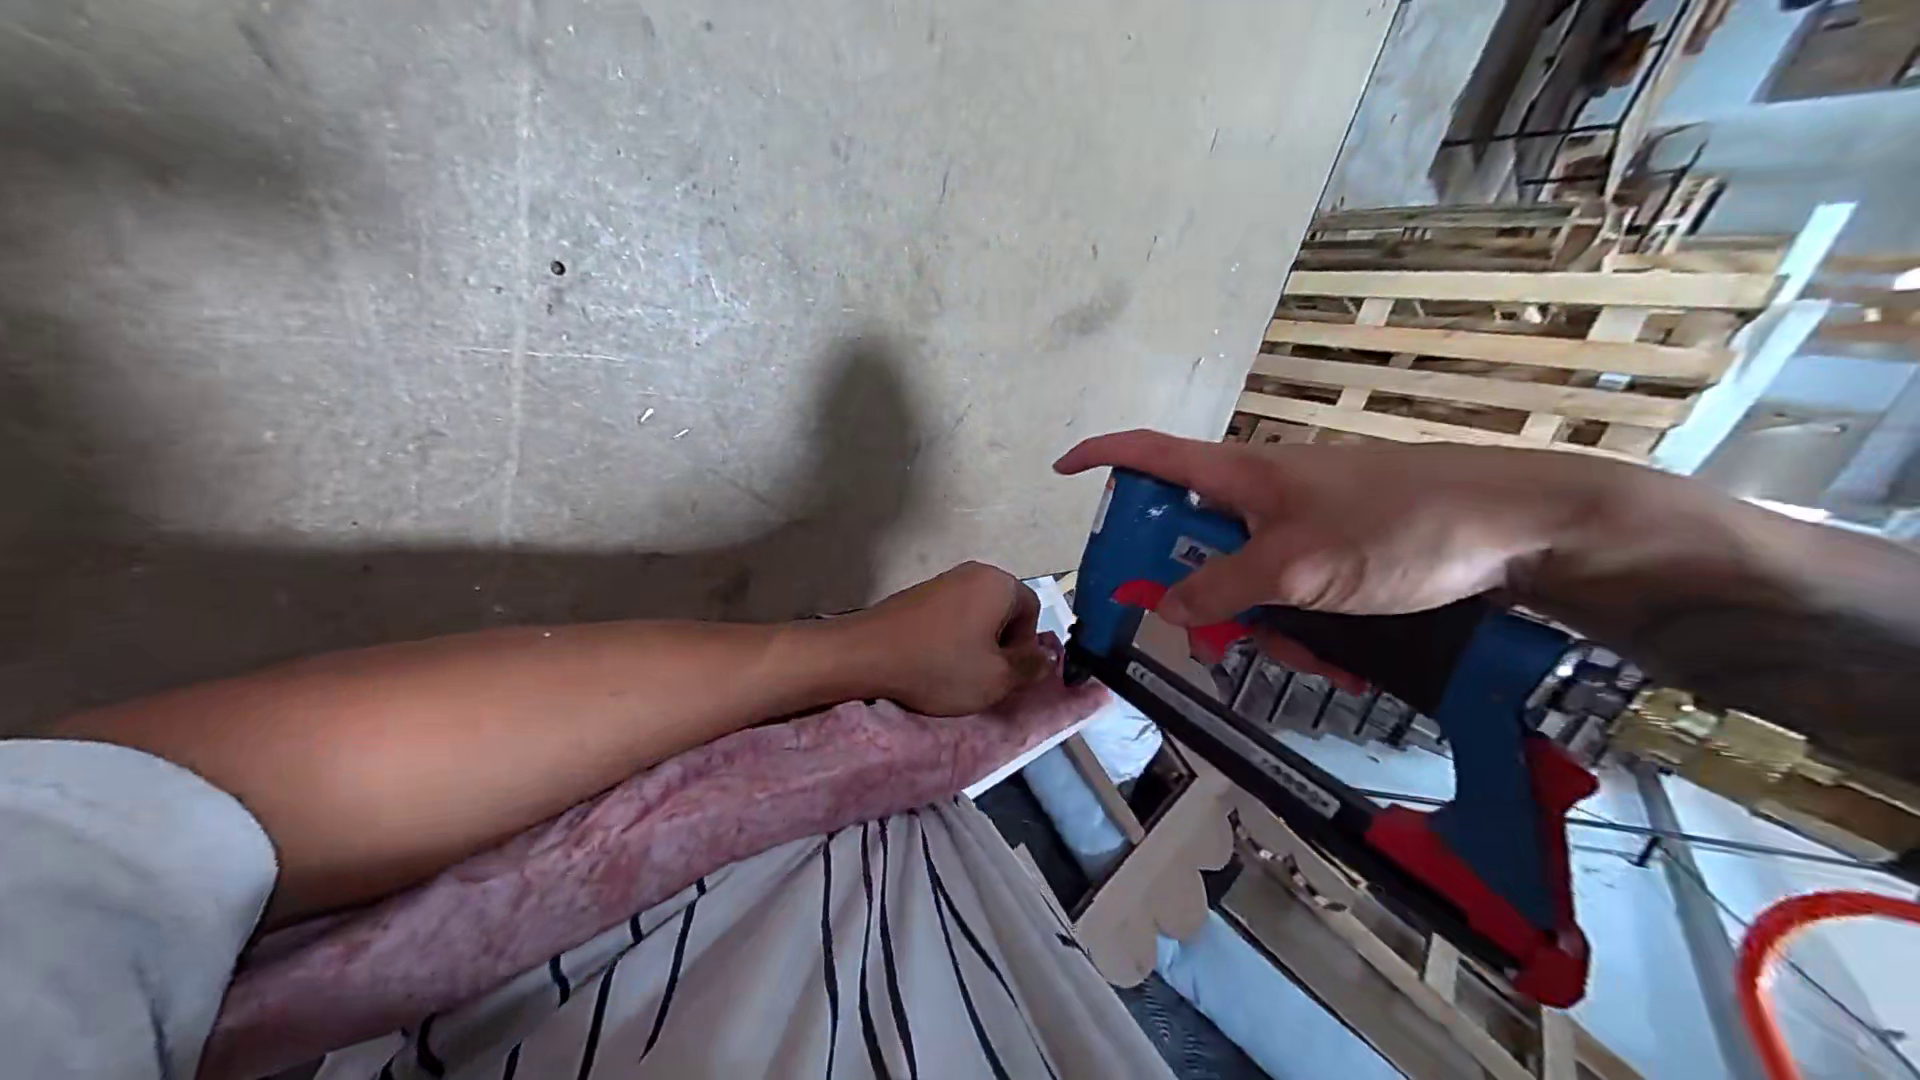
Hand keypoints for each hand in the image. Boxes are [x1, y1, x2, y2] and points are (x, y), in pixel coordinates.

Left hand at [848, 561, 1054, 715]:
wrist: (867, 654)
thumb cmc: (940, 665)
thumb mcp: (997, 678)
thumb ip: (1032, 667)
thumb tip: (1050, 657)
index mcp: (999, 584)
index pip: (1033, 611)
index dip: (1025, 646)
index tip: (1004, 670)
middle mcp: (974, 572)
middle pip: (1005, 611)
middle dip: (1000, 644)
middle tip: (982, 674)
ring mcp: (942, 580)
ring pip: (977, 615)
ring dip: (974, 644)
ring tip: (954, 672)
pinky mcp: (918, 594)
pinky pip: (950, 616)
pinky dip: (949, 638)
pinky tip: (932, 661)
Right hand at [1054, 430, 1630, 624]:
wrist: (1520, 526)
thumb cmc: (1396, 528)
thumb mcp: (1295, 568)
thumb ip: (1219, 588)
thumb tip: (1159, 607)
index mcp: (1236, 474)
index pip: (1148, 452)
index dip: (1100, 456)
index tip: (1063, 473)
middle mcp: (1256, 492)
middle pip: (1186, 534)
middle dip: (1188, 587)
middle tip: (1201, 629)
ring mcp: (1294, 520)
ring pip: (1236, 572)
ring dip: (1251, 618)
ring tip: (1299, 650)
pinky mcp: (1330, 546)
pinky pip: (1282, 586)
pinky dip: (1292, 619)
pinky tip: (1330, 650)